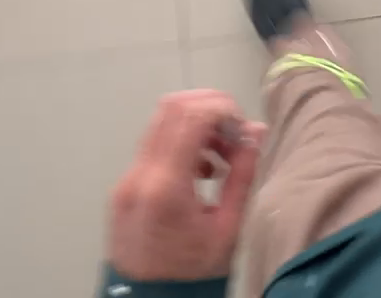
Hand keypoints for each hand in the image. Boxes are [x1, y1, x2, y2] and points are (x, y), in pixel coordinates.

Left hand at [106, 90, 266, 280]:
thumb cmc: (192, 273)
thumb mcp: (228, 228)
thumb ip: (242, 173)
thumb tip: (256, 131)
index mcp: (166, 187)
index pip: (191, 116)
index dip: (223, 108)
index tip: (241, 127)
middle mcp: (140, 175)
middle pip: (173, 107)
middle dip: (210, 107)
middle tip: (233, 130)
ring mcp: (127, 178)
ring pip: (162, 121)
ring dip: (197, 124)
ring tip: (222, 155)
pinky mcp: (124, 185)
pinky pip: (154, 144)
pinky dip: (181, 140)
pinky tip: (203, 169)